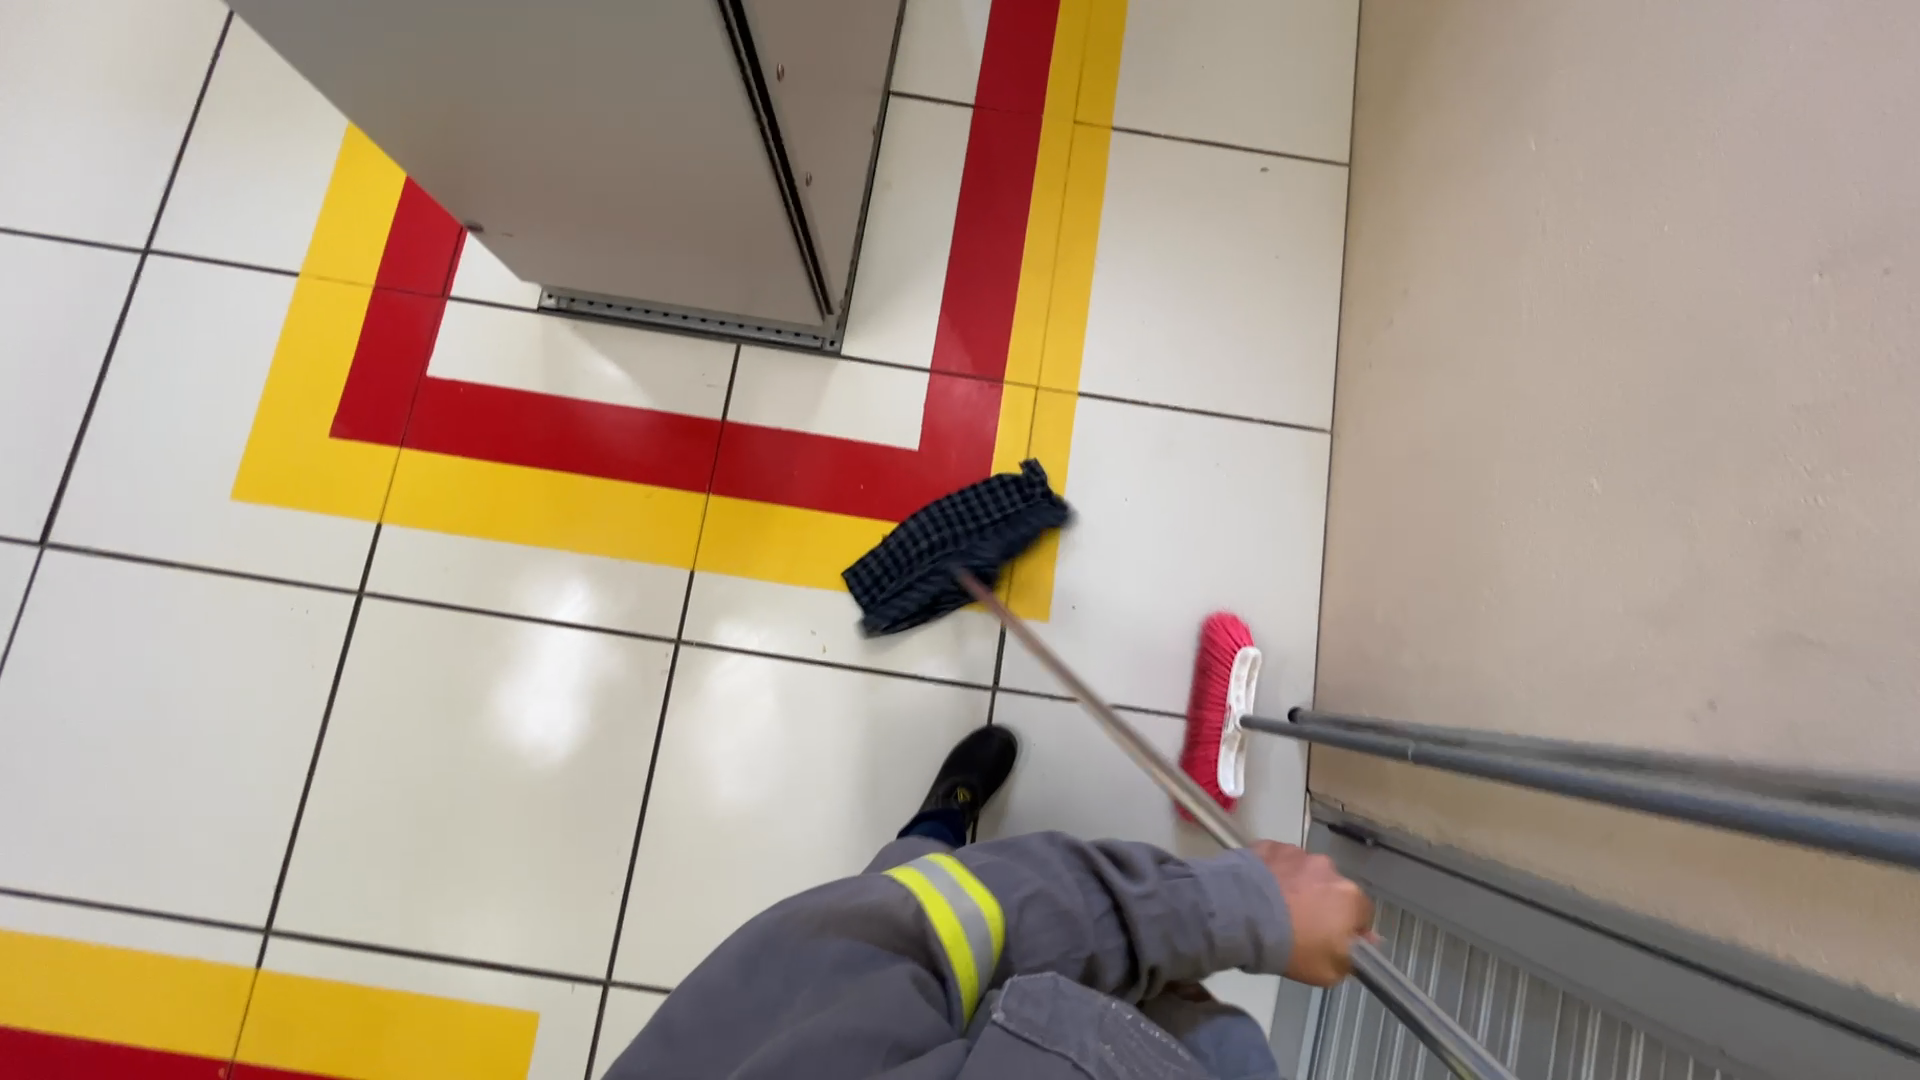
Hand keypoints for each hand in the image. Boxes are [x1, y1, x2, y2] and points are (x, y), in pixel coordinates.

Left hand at [1251, 841, 1373, 985]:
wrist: (1240, 914)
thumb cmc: (1291, 946)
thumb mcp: (1329, 970)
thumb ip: (1353, 956)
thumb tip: (1363, 940)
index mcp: (1349, 896)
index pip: (1361, 912)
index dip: (1348, 927)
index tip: (1331, 938)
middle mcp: (1326, 867)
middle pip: (1331, 887)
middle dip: (1321, 902)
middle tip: (1300, 921)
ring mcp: (1295, 852)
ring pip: (1303, 871)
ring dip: (1296, 884)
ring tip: (1274, 904)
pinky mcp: (1267, 845)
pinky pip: (1277, 860)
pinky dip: (1272, 871)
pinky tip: (1259, 888)